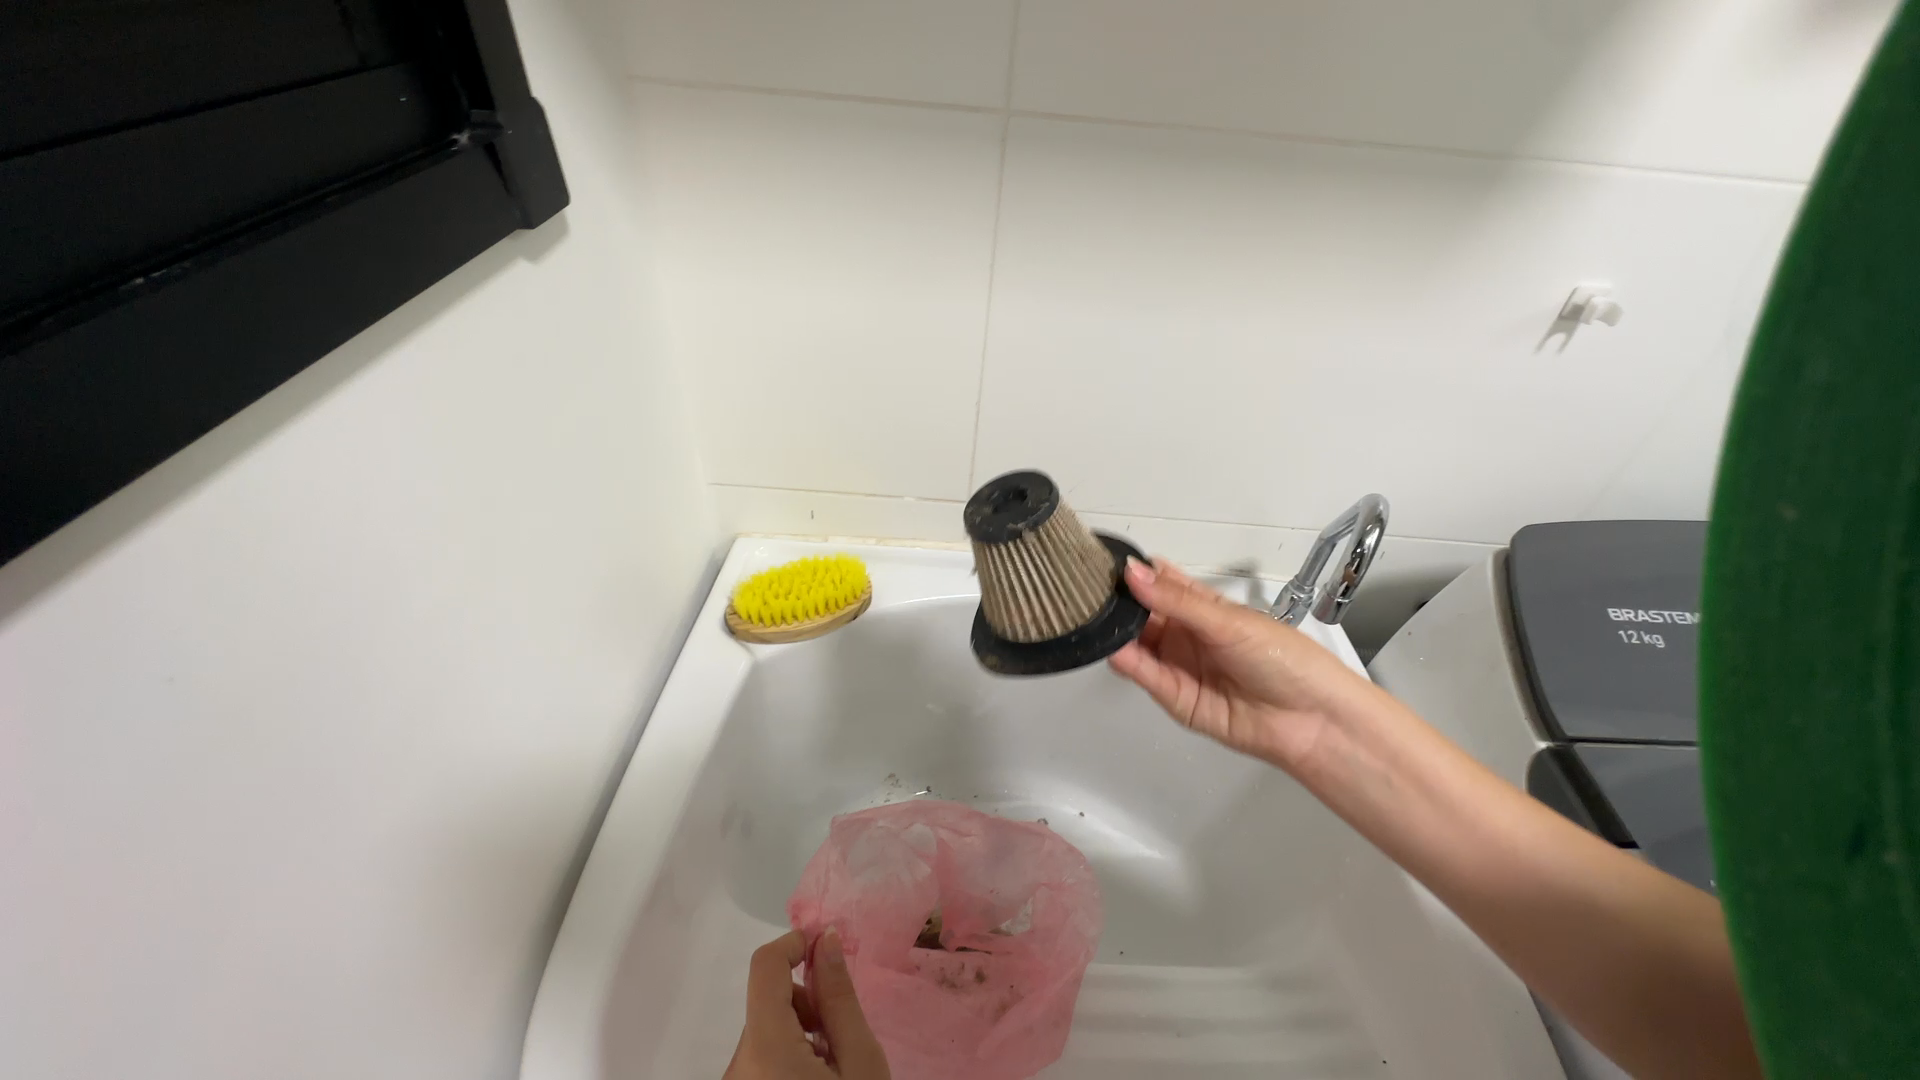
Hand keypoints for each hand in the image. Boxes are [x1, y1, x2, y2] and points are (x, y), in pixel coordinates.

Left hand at [724, 929, 889, 1079]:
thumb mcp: (860, 1061)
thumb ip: (839, 998)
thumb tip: (826, 937)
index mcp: (766, 1049)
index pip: (765, 965)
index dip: (795, 943)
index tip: (828, 950)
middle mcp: (737, 1064)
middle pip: (769, 1000)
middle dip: (808, 999)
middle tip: (841, 1031)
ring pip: (766, 1026)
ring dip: (800, 1027)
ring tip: (831, 1062)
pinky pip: (760, 1053)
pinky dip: (787, 1050)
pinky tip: (814, 1078)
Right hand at [1108, 557, 1375, 771]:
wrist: (1312, 720)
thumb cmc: (1282, 659)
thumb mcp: (1228, 621)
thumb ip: (1176, 600)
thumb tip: (1131, 570)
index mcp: (1203, 607)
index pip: (1159, 582)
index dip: (1133, 572)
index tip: (1100, 561)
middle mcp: (1185, 634)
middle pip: (1141, 614)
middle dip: (1117, 603)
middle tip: (1087, 592)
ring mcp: (1177, 665)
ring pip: (1136, 644)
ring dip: (1116, 632)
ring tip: (1093, 618)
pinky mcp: (1174, 698)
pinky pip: (1145, 675)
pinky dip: (1127, 662)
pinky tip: (1115, 648)